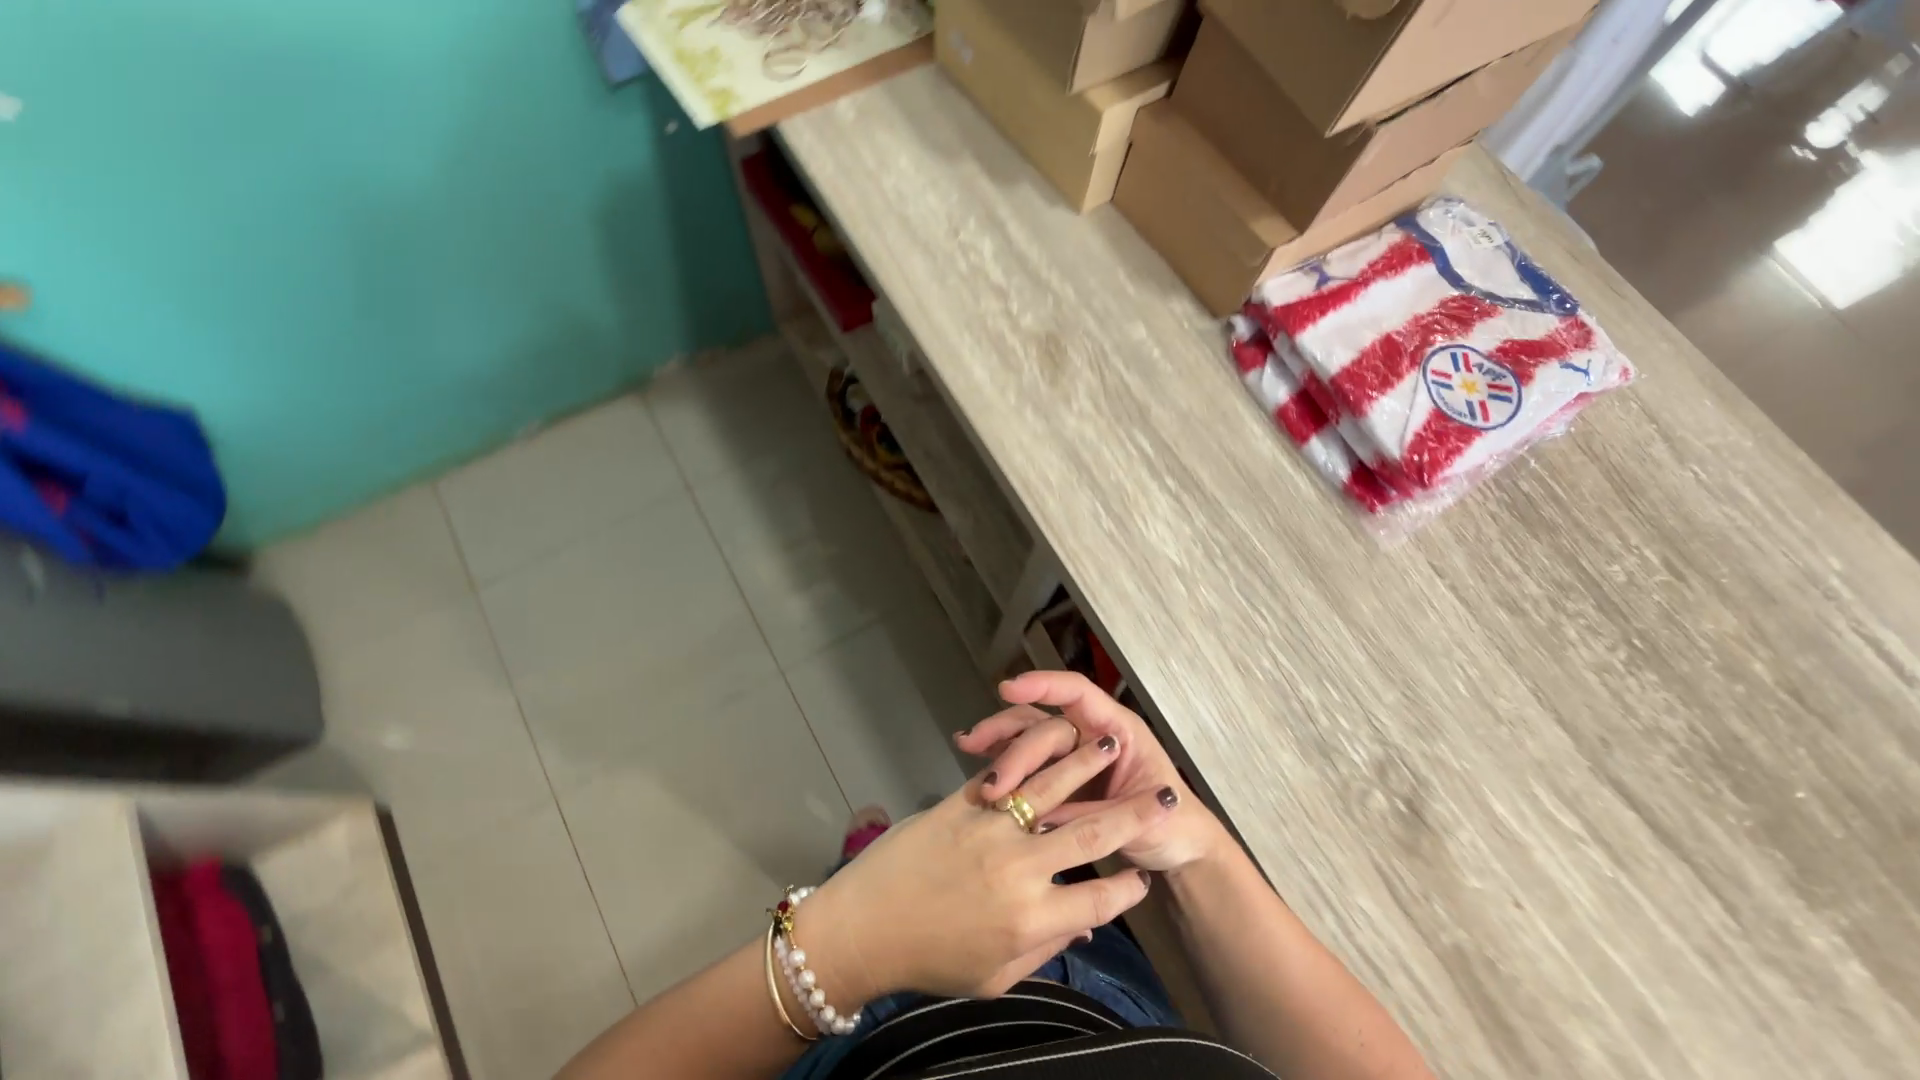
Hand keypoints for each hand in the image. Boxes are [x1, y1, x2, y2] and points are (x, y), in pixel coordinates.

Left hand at [798, 746, 1175, 1003]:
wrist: (864, 927)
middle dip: (1134, 814)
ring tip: (1111, 744)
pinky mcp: (960, 804)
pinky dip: (1030, 760)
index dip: (1128, 890)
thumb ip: (1044, 948)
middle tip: (1163, 797)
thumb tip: (1084, 925)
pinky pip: (1004, 778)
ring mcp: (989, 830)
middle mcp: (1019, 870)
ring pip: (1051, 789)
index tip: (1145, 879)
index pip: (1099, 900)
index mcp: (1030, 919)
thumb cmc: (929, 961)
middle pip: (1091, 835)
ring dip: (1086, 763)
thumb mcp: (994, 976)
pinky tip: (1050, 745)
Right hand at [959, 671, 1232, 873]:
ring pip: (1029, 735)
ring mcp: (1074, 755)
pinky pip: (1029, 761)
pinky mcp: (1062, 777)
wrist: (1182, 852)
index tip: (1008, 689)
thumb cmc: (1171, 828)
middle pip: (1043, 721)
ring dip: (999, 739)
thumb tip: (1040, 817)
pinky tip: (976, 762)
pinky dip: (1003, 757)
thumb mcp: (1135, 824)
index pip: (1078, 693)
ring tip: (967, 745)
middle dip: (1011, 739)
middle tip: (985, 768)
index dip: (1044, 684)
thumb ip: (1087, 816)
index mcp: (1118, 732)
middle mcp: (1092, 735)